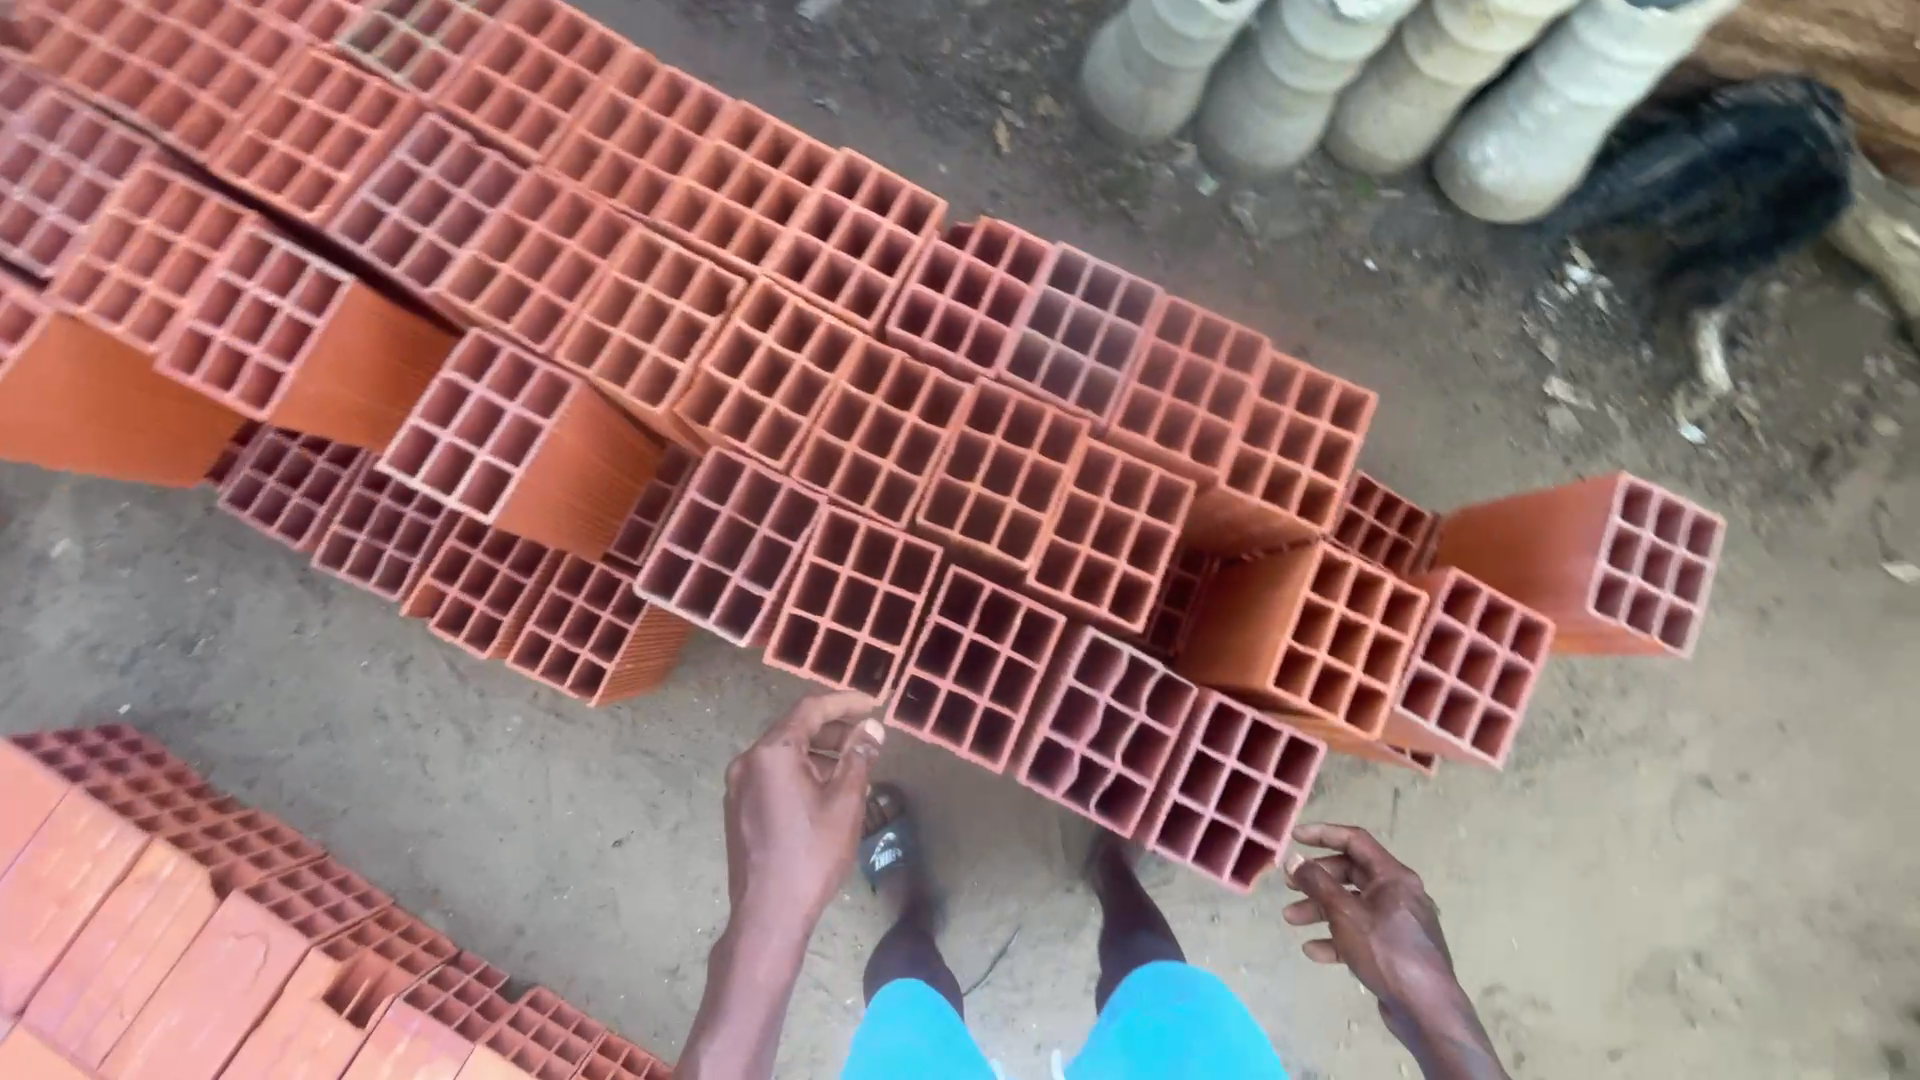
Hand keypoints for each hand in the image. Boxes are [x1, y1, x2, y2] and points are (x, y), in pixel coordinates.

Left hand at [722, 692, 884, 928]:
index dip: (844, 703)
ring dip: (818, 750)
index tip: (872, 705)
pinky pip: (772, 774)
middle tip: (866, 734)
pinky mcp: (738, 808)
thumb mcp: (845, 802)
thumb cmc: (812, 854)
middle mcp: (748, 761)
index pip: (811, 709)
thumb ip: (858, 757)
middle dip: (833, 727)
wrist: (769, 913)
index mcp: (772, 753)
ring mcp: (738, 786)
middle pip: (794, 728)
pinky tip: (825, 787)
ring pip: (783, 752)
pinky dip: (800, 769)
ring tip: (852, 762)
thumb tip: (871, 729)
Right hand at [1282, 825, 1485, 1053]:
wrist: (1428, 1011)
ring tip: (1291, 920)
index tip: (1294, 837)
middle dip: (1316, 880)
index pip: (1355, 840)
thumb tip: (1294, 859)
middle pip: (1350, 874)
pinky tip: (1314, 951)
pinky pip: (1360, 933)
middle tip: (1289, 885)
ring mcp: (1398, 923)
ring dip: (1319, 910)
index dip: (1323, 834)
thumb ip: (1316, 882)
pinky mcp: (1395, 949)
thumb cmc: (1386, 950)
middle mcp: (1398, 894)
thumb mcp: (1344, 912)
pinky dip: (1336, 937)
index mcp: (1393, 877)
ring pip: (1352, 905)